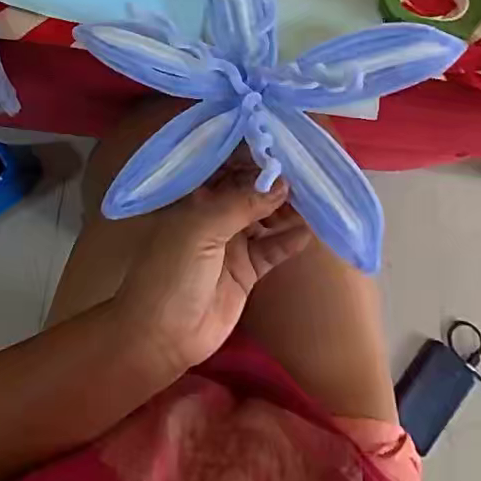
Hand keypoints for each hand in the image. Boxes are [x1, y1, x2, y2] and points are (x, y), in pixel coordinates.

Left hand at [110, 169, 312, 372]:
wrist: (162, 335)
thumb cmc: (172, 273)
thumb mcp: (201, 230)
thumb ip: (240, 204)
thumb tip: (281, 183)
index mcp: (195, 198)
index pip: (227, 167)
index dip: (253, 156)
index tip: (285, 145)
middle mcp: (214, 215)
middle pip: (251, 191)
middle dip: (277, 181)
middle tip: (311, 172)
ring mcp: (231, 243)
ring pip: (265, 218)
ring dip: (288, 209)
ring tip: (318, 199)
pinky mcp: (246, 270)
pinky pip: (272, 249)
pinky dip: (289, 240)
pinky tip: (309, 231)